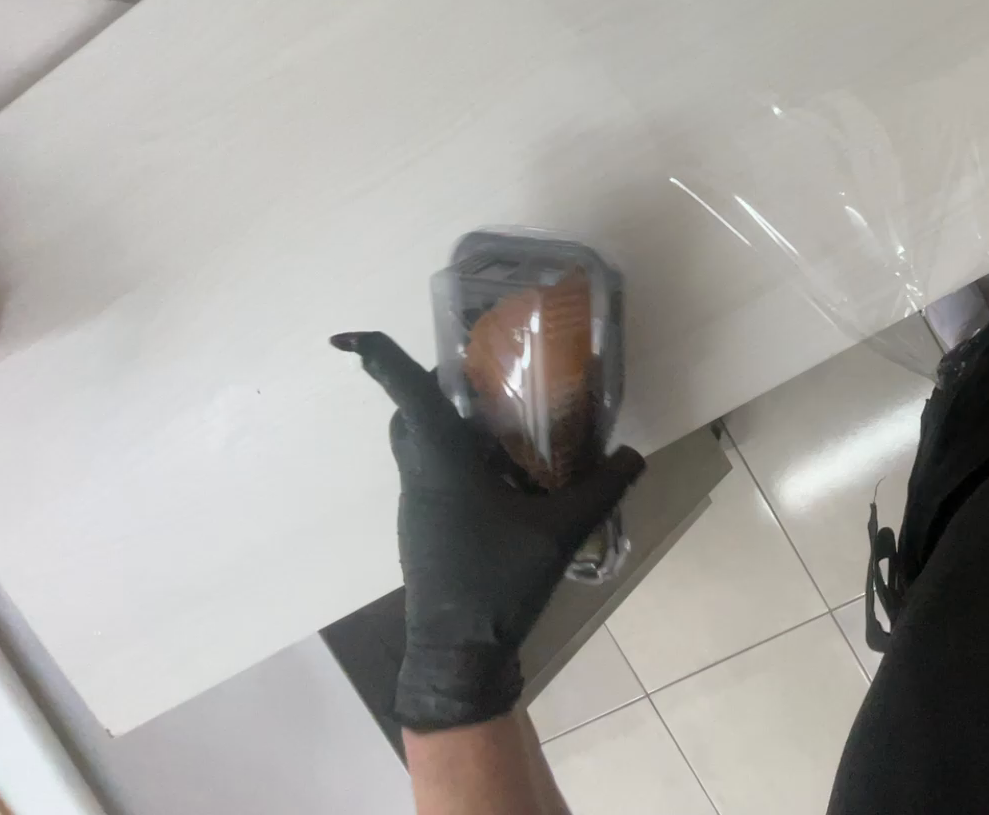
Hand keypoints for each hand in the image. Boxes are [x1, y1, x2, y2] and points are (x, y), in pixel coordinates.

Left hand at [332, 331, 643, 732]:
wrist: (457, 653)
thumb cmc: (499, 582)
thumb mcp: (563, 531)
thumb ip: (604, 486)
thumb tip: (635, 453)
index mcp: (443, 470)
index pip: (408, 401)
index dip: (381, 362)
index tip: (352, 334)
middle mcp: (421, 480)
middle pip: (407, 420)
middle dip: (426, 388)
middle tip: (478, 374)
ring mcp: (419, 507)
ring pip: (419, 448)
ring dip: (447, 424)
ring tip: (503, 417)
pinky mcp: (427, 527)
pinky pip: (434, 474)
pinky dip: (459, 457)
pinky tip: (506, 473)